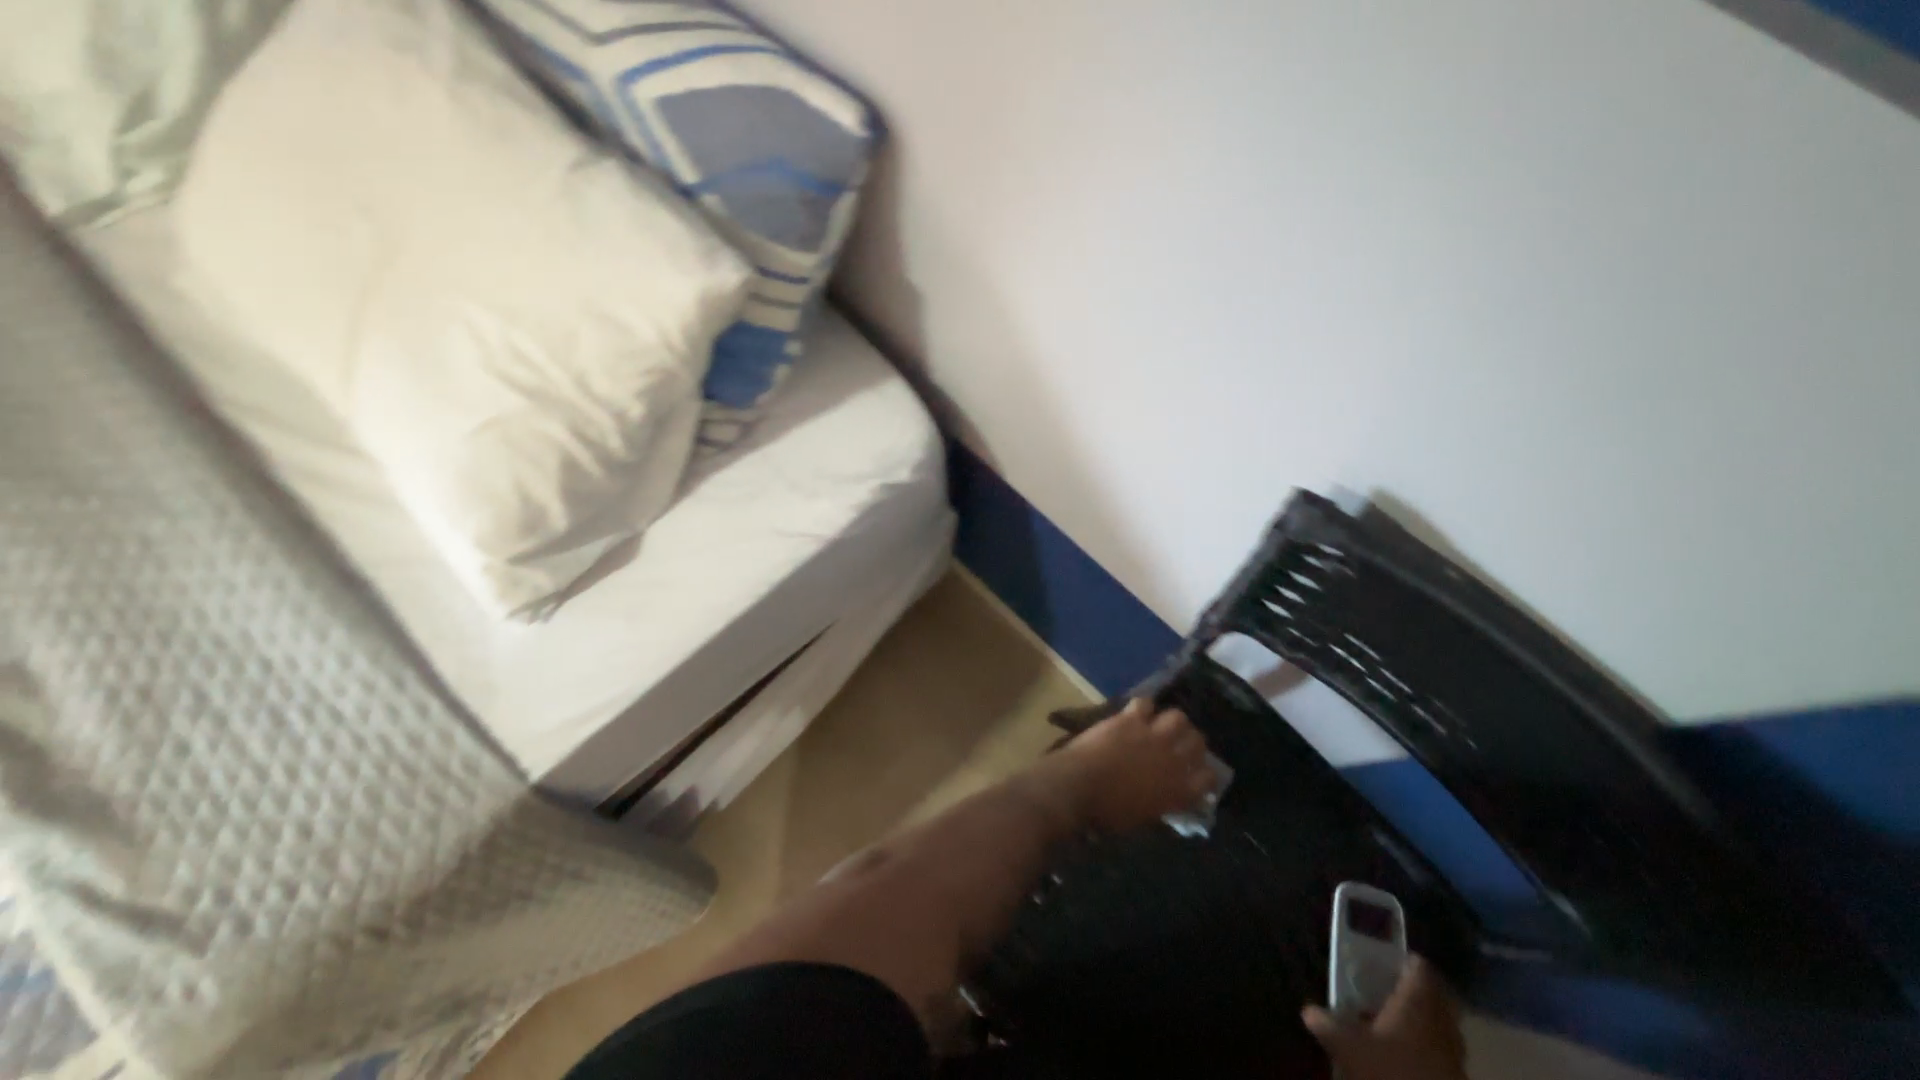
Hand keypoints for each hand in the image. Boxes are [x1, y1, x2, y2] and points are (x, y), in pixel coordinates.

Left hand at [1043, 699, 1216, 833]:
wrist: (1077, 787)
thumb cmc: (1105, 814)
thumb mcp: (1140, 819)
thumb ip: (1159, 805)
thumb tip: (1163, 801)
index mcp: (1178, 791)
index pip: (1209, 778)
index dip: (1206, 775)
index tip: (1198, 774)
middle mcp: (1172, 760)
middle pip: (1197, 742)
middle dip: (1192, 742)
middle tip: (1181, 744)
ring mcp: (1153, 736)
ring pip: (1178, 717)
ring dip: (1172, 721)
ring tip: (1162, 725)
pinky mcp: (1130, 719)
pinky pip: (1146, 703)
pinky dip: (1143, 707)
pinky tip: (1136, 713)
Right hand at [1302, 956, 1467, 1079]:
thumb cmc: (1392, 1071)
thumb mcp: (1349, 1048)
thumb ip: (1327, 1025)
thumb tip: (1309, 1011)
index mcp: (1417, 1001)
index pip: (1418, 966)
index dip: (1401, 961)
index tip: (1380, 964)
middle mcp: (1440, 1017)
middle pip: (1429, 993)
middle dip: (1406, 991)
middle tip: (1379, 993)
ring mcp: (1452, 1047)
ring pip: (1435, 1020)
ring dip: (1415, 1019)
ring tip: (1386, 1026)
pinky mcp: (1456, 1072)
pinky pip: (1439, 1046)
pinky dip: (1423, 1044)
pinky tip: (1399, 1055)